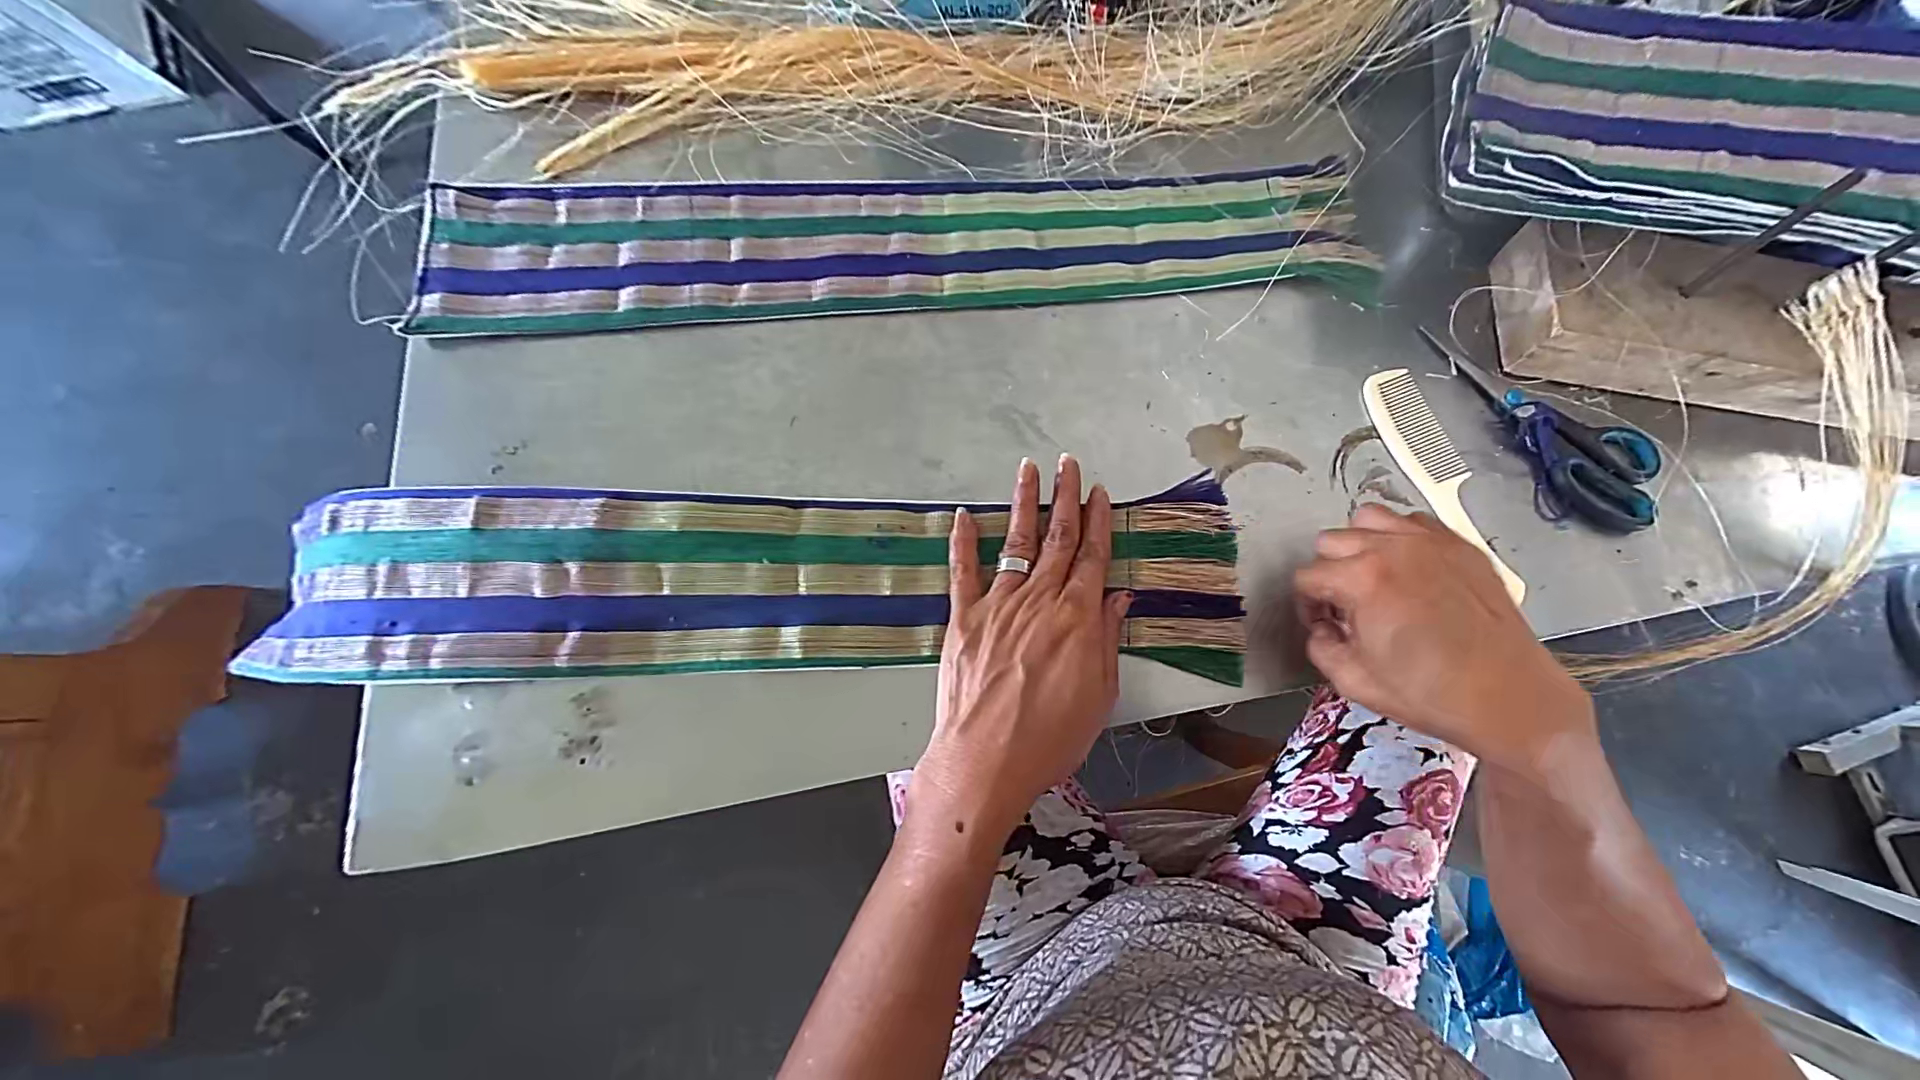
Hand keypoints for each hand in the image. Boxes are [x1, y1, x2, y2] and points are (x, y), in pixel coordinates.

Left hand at [908, 455, 1132, 838]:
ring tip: (1029, 471)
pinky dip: (964, 542)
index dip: (1097, 522)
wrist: (987, 759)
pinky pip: (964, 572)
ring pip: (1017, 545)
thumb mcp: (1098, 693)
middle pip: (1057, 540)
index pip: (1091, 557)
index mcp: (1077, 618)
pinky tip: (966, 516)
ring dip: (1025, 505)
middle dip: (1066, 498)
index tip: (1099, 493)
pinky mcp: (964, 619)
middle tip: (1068, 465)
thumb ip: (1106, 637)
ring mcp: (998, 606)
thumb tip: (1117, 596)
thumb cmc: (1050, 736)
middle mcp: (1039, 601)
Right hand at [1294, 504, 1594, 776]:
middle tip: (1343, 603)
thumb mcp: (1352, 680)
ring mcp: (1432, 543)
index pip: (1307, 576)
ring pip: (1369, 518)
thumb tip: (1322, 629)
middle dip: (1328, 573)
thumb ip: (1319, 646)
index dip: (1306, 604)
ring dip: (1359, 545)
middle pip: (1331, 541)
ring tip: (1370, 576)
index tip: (1321, 622)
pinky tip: (1406, 569)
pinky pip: (1414, 522)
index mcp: (1362, 579)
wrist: (1510, 700)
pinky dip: (1400, 538)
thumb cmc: (1436, 693)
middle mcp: (1394, 549)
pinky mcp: (1463, 548)